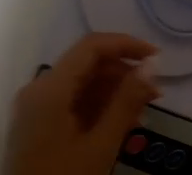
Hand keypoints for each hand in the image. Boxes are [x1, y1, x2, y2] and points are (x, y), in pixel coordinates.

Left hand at [6, 33, 159, 174]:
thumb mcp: (100, 147)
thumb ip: (126, 102)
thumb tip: (151, 65)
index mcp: (48, 88)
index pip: (91, 47)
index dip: (126, 45)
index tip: (157, 58)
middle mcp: (37, 90)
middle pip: (86, 66)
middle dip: (123, 75)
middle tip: (154, 94)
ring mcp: (34, 110)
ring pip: (80, 86)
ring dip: (113, 94)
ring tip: (142, 112)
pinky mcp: (35, 128)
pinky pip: (70, 105)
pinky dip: (96, 110)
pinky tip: (119, 124)